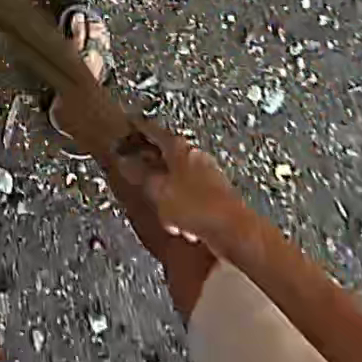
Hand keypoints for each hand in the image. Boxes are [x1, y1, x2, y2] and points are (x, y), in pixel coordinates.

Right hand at [114, 121, 248, 248]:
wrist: (238, 234)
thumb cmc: (196, 207)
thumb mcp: (157, 190)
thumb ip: (138, 175)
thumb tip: (123, 163)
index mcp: (179, 147)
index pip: (151, 130)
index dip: (136, 128)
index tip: (127, 127)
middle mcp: (195, 155)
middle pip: (167, 153)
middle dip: (151, 163)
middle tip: (136, 170)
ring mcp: (210, 175)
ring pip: (180, 176)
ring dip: (167, 187)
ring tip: (159, 205)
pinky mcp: (220, 196)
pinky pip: (193, 195)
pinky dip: (183, 204)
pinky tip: (180, 222)